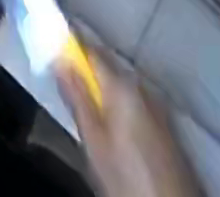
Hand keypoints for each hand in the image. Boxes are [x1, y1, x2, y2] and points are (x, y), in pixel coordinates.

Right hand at [58, 50, 201, 196]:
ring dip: (104, 86)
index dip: (72, 45)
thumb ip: (76, 98)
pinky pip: (135, 97)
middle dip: (87, 69)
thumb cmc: (126, 173)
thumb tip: (59, 62)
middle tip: (68, 83)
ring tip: (90, 108)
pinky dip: (121, 101)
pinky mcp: (164, 118)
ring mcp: (156, 100)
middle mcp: (141, 85)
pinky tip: (114, 123)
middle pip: (107, 65)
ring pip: (121, 83)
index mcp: (121, 85)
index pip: (91, 50)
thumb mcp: (93, 141)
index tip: (54, 45)